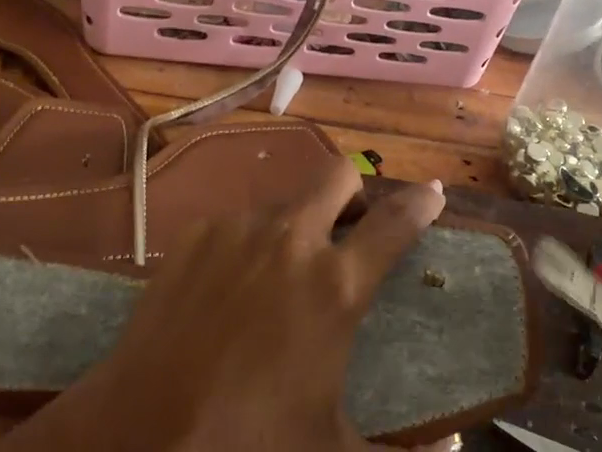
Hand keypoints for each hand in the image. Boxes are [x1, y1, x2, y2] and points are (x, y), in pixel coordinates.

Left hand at [0, 157, 446, 451]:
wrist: (145, 429)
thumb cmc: (251, 440)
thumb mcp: (336, 451)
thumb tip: (456, 443)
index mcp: (336, 285)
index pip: (394, 222)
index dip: (422, 202)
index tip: (434, 193)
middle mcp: (291, 239)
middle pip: (337, 176)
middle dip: (355, 191)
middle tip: (355, 223)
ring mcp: (237, 229)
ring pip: (285, 200)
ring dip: (300, 220)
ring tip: (289, 264)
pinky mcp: (195, 234)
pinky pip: (237, 220)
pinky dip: (251, 240)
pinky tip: (237, 281)